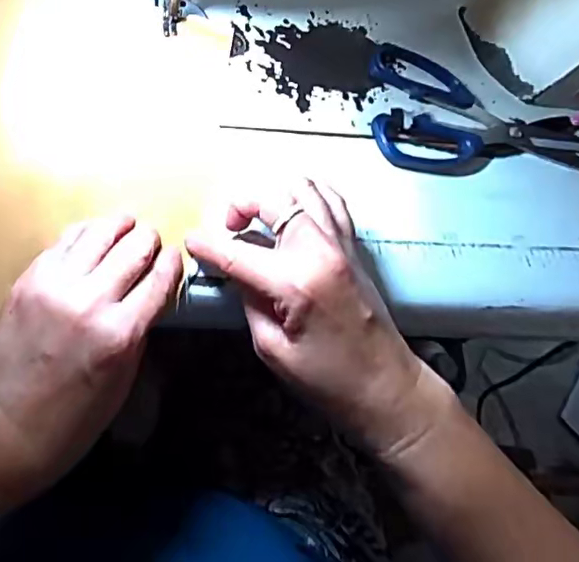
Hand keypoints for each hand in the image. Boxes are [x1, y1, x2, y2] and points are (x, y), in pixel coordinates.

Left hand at [0, 214, 182, 515]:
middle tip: (153, 242)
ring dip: (120, 226)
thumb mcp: (119, 389)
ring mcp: (55, 283)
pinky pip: (66, 239)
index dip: (172, 263)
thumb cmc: (65, 425)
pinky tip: (94, 235)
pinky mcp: (30, 276)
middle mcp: (89, 300)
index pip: (158, 279)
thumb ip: (137, 336)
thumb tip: (150, 299)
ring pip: (99, 231)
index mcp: (118, 335)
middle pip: (133, 247)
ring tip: (127, 226)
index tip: (176, 257)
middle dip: (150, 240)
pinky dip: (87, 232)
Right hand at [185, 180, 452, 458]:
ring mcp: (340, 243)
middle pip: (271, 200)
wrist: (389, 389)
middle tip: (229, 229)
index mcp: (295, 283)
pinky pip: (330, 199)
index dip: (207, 245)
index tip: (190, 240)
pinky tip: (292, 209)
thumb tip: (236, 271)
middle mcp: (319, 251)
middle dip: (240, 206)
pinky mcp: (352, 245)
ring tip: (260, 218)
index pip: (238, 253)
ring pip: (301, 189)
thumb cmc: (329, 381)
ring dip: (272, 197)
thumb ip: (249, 301)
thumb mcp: (272, 349)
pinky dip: (306, 195)